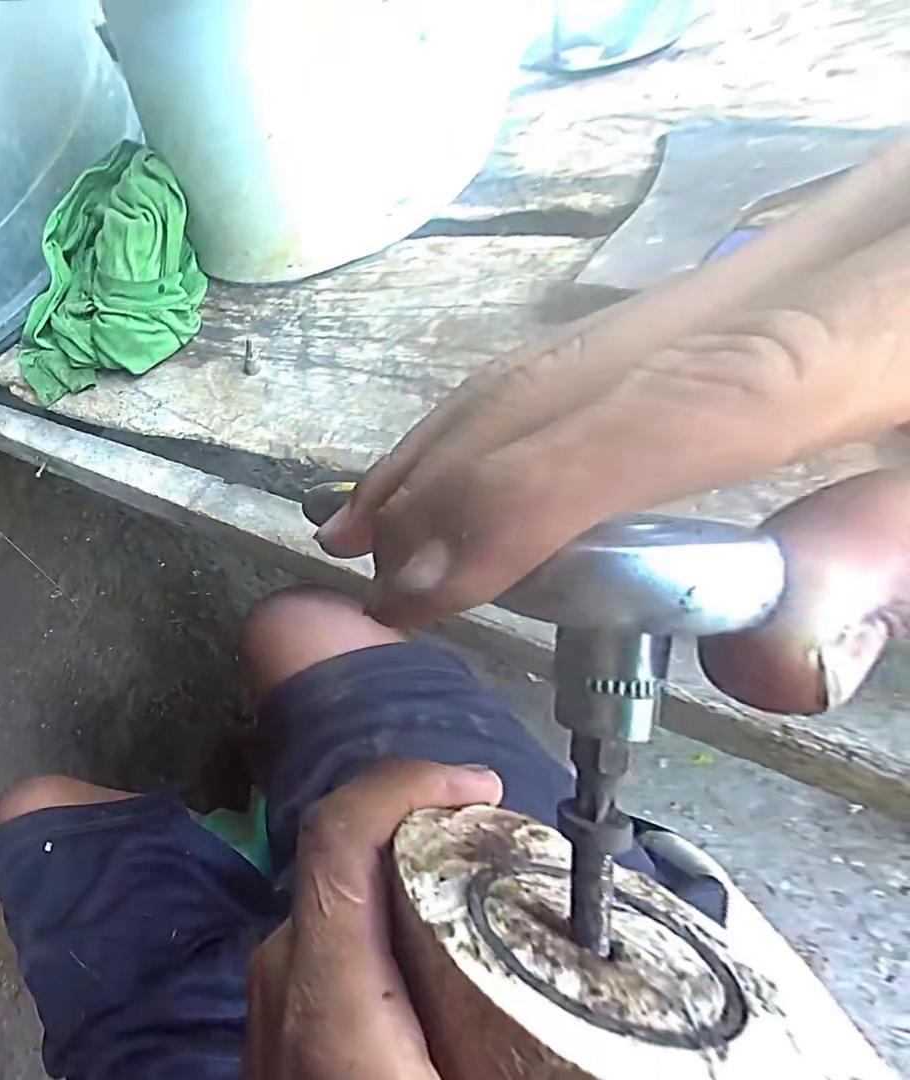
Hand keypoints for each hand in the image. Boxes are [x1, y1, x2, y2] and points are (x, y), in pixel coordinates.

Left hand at [245, 760, 501, 1079]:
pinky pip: (340, 931)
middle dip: (424, 832)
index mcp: (325, 989)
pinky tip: (448, 946)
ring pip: (345, 896)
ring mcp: (276, 974)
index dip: (394, 788)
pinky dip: (392, 917)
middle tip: (511, 844)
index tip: (473, 784)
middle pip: (345, 859)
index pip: (334, 840)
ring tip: (496, 891)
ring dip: (413, 876)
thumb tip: (607, 1053)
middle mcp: (285, 961)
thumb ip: (529, 1061)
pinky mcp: (286, 995)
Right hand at [316, 137, 909, 637]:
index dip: (494, 516)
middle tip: (370, 577)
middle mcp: (738, 292)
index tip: (411, 596)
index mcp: (842, 329)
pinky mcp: (684, 290)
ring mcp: (701, 280)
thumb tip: (762, 675)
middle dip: (431, 497)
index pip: (618, 429)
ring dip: (421, 459)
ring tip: (355, 527)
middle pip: (530, 399)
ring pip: (516, 373)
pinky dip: (461, 423)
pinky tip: (421, 465)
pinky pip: (534, 360)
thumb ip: (885, 540)